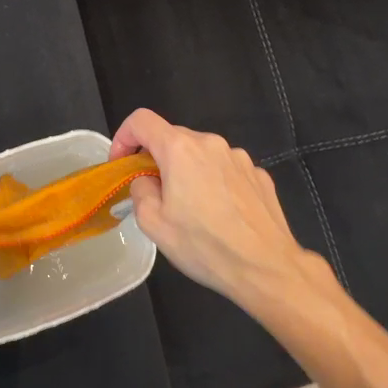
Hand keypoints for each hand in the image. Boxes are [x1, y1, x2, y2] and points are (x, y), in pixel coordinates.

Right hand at [110, 108, 335, 309]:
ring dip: (187, 172)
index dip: (123, 137)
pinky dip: (214, 183)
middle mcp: (211, 143)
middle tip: (153, 194)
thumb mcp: (154, 224)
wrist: (265, 267)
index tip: (121, 165)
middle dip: (156, 159)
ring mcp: (239, 157)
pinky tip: (220, 214)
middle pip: (173, 138)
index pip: (141, 120)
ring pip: (201, 155)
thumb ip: (140, 191)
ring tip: (191, 210)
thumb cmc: (203, 246)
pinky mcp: (258, 174)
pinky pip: (225, 170)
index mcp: (180, 149)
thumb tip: (147, 181)